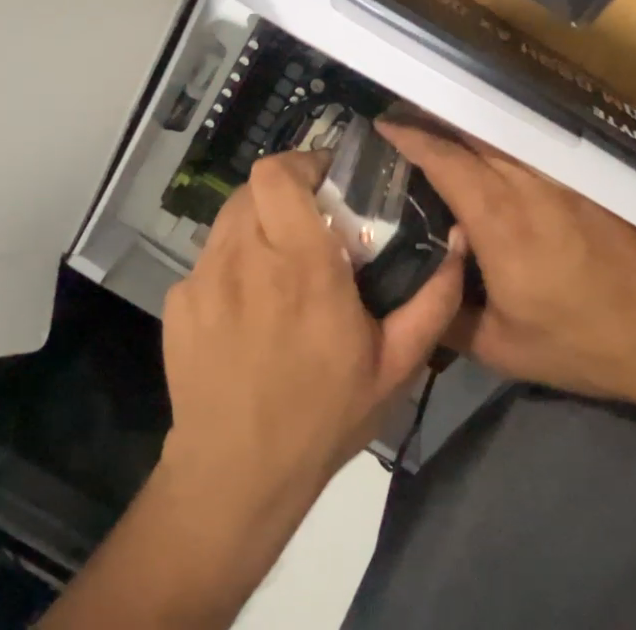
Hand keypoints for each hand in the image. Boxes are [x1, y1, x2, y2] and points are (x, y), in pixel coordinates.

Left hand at [159, 150, 464, 512]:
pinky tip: (248, 311)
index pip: (278, 175)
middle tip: (312, 226)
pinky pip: (208, 261)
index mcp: (301, 264)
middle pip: (253, 189)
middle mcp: (244, 258)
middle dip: (285, 194)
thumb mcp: (395, 366)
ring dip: (258, 227)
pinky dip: (232, 266)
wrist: (236, 473)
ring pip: (228, 220)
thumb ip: (432, 300)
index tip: (329, 182)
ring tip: (280, 267)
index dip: (302, 163)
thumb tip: (458, 245)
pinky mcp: (178, 303)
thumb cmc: (323, 418)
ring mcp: (202, 279)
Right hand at [377, 115, 635, 406]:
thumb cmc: (586, 344)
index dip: (411, 138)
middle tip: (400, 127)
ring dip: (468, 133)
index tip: (382, 126)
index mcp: (500, 220)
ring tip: (440, 141)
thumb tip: (412, 301)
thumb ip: (449, 320)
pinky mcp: (588, 186)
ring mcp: (563, 180)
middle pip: (473, 135)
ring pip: (504, 140)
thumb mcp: (504, 349)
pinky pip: (532, 154)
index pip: (445, 160)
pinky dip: (502, 149)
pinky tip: (494, 166)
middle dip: (433, 124)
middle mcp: (529, 185)